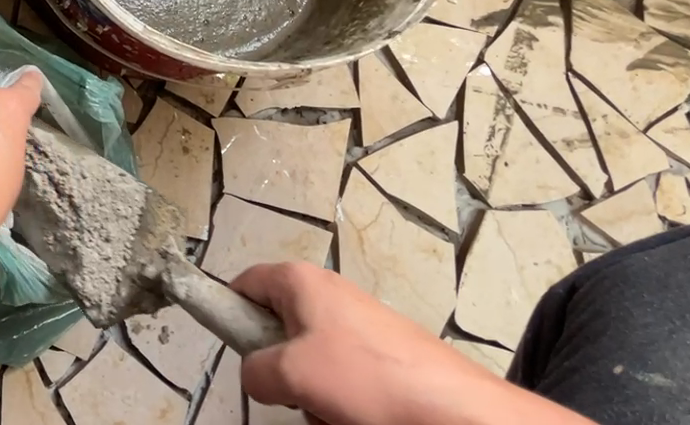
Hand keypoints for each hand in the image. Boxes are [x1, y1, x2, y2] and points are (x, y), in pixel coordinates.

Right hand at [232, 262, 519, 424]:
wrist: (459, 413)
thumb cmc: (365, 379)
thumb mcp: (291, 375)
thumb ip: (254, 371)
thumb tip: (256, 376)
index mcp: (298, 280)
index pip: (243, 284)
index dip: (230, 314)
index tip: (239, 353)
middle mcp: (326, 292)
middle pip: (279, 329)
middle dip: (282, 369)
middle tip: (293, 392)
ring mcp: (359, 323)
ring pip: (312, 361)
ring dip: (314, 394)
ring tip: (335, 415)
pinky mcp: (385, 354)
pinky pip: (345, 377)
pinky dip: (344, 403)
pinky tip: (360, 421)